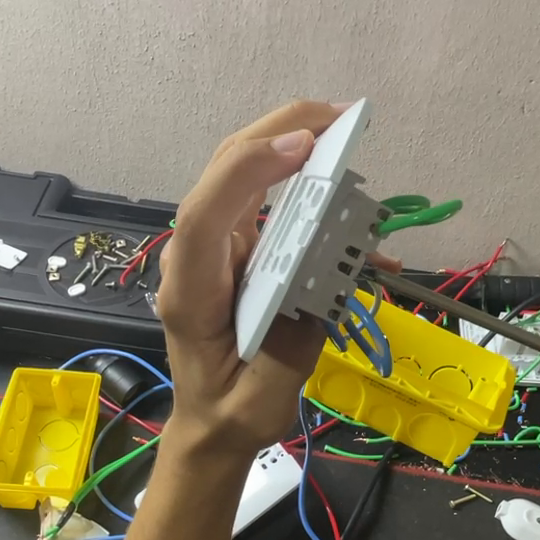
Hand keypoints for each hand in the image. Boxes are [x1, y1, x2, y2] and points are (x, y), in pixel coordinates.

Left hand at [158, 100, 395, 458]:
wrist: (211, 424)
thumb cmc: (230, 414)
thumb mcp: (262, 401)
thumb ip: (290, 348)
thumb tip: (323, 281)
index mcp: (191, 295)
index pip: (204, 216)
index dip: (248, 173)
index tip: (303, 148)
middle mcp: (198, 259)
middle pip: (222, 173)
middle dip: (277, 131)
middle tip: (343, 115)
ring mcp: (218, 250)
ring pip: (243, 174)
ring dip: (293, 143)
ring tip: (348, 131)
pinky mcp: (240, 251)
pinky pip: (266, 200)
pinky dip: (304, 179)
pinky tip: (344, 184)